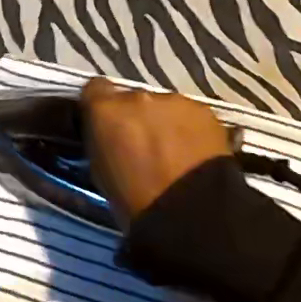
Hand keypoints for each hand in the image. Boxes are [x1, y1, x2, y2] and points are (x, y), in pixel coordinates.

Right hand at [82, 78, 232, 225]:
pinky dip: (190, 129)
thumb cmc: (134, 201)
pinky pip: (191, 115)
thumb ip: (104, 140)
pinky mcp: (204, 110)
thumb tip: (112, 136)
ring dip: (166, 122)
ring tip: (175, 152)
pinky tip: (195, 152)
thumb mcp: (101, 171)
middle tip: (145, 144)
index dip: (100, 106)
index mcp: (106, 111)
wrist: (188, 211)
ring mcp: (175, 101)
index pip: (95, 90)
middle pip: (133, 99)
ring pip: (165, 106)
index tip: (107, 124)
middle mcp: (138, 97)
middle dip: (137, 117)